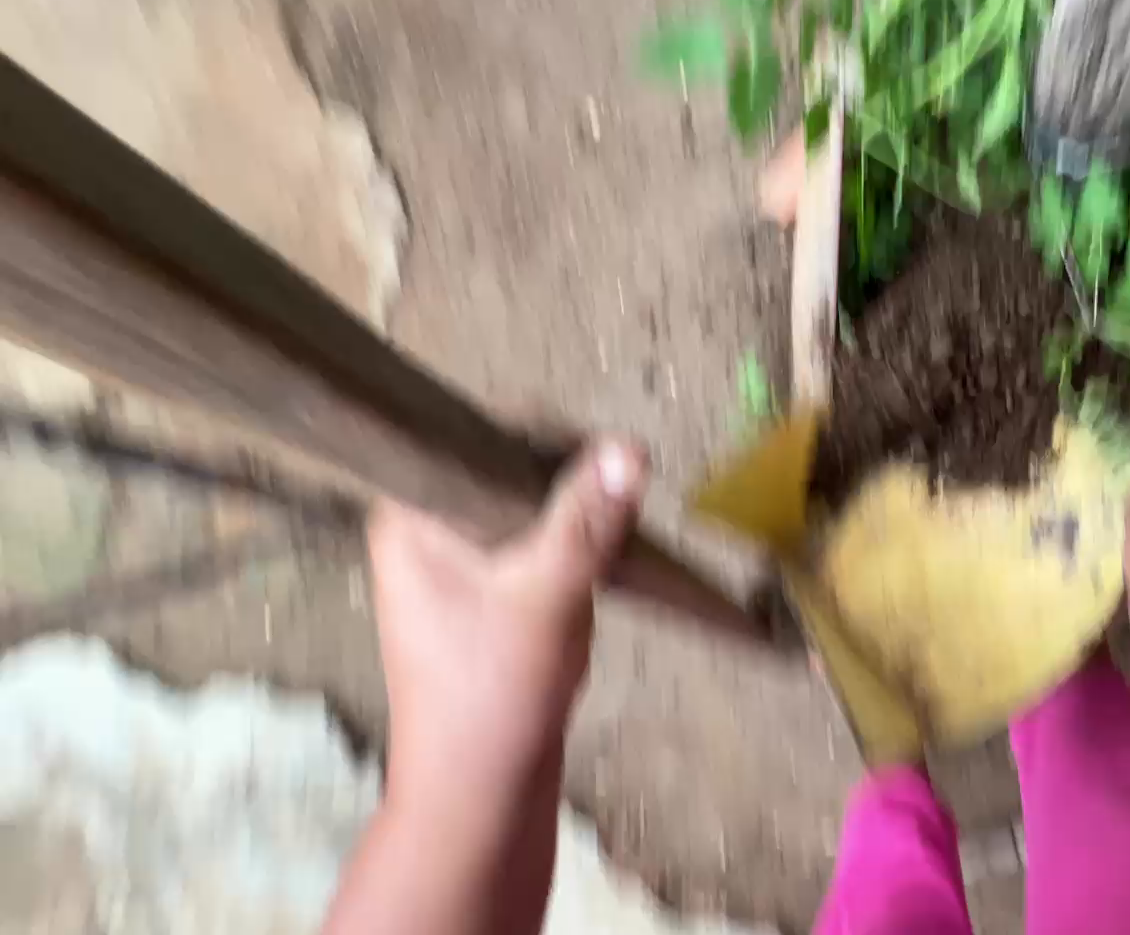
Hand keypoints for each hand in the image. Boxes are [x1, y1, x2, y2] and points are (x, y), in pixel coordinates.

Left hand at [366, 441, 645, 809]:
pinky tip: (606, 557)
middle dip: (578, 477)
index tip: (607, 464)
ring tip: (615, 536)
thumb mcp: (545, 594)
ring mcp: (466, 550)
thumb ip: (586, 520)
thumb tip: (631, 448)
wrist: (486, 782)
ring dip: (585, 508)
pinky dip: (584, 535)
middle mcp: (434, 520)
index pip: (483, 431)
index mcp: (415, 511)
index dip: (551, 434)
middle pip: (518, 459)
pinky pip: (548, 529)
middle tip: (619, 509)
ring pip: (539, 496)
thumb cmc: (494, 688)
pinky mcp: (497, 577)